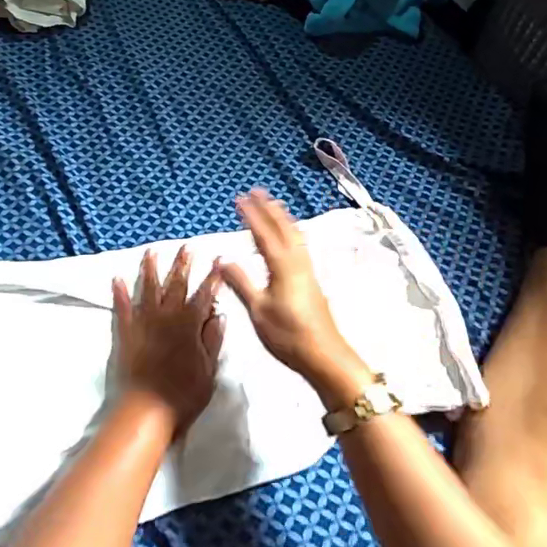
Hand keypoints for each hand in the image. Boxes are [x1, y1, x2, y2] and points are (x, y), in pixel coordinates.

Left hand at [112, 247, 224, 435]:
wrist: (146, 411)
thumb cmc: (184, 394)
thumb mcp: (209, 369)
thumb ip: (213, 339)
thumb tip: (218, 313)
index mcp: (190, 323)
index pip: (204, 294)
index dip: (212, 276)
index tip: (218, 259)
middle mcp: (167, 316)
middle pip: (176, 283)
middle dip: (182, 263)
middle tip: (186, 246)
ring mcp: (144, 322)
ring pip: (147, 288)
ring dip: (150, 268)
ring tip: (151, 251)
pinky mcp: (126, 332)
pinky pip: (122, 308)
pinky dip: (119, 292)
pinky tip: (117, 278)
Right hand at [219, 189, 372, 406]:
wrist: (324, 355)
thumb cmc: (288, 334)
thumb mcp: (257, 310)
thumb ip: (240, 282)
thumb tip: (222, 259)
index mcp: (281, 265)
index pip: (263, 233)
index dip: (251, 215)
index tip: (239, 199)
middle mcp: (296, 261)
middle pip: (282, 227)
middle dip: (268, 208)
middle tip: (257, 191)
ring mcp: (307, 269)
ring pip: (295, 234)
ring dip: (283, 217)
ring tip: (275, 205)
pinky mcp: (312, 279)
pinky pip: (300, 244)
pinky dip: (291, 231)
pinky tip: (291, 236)